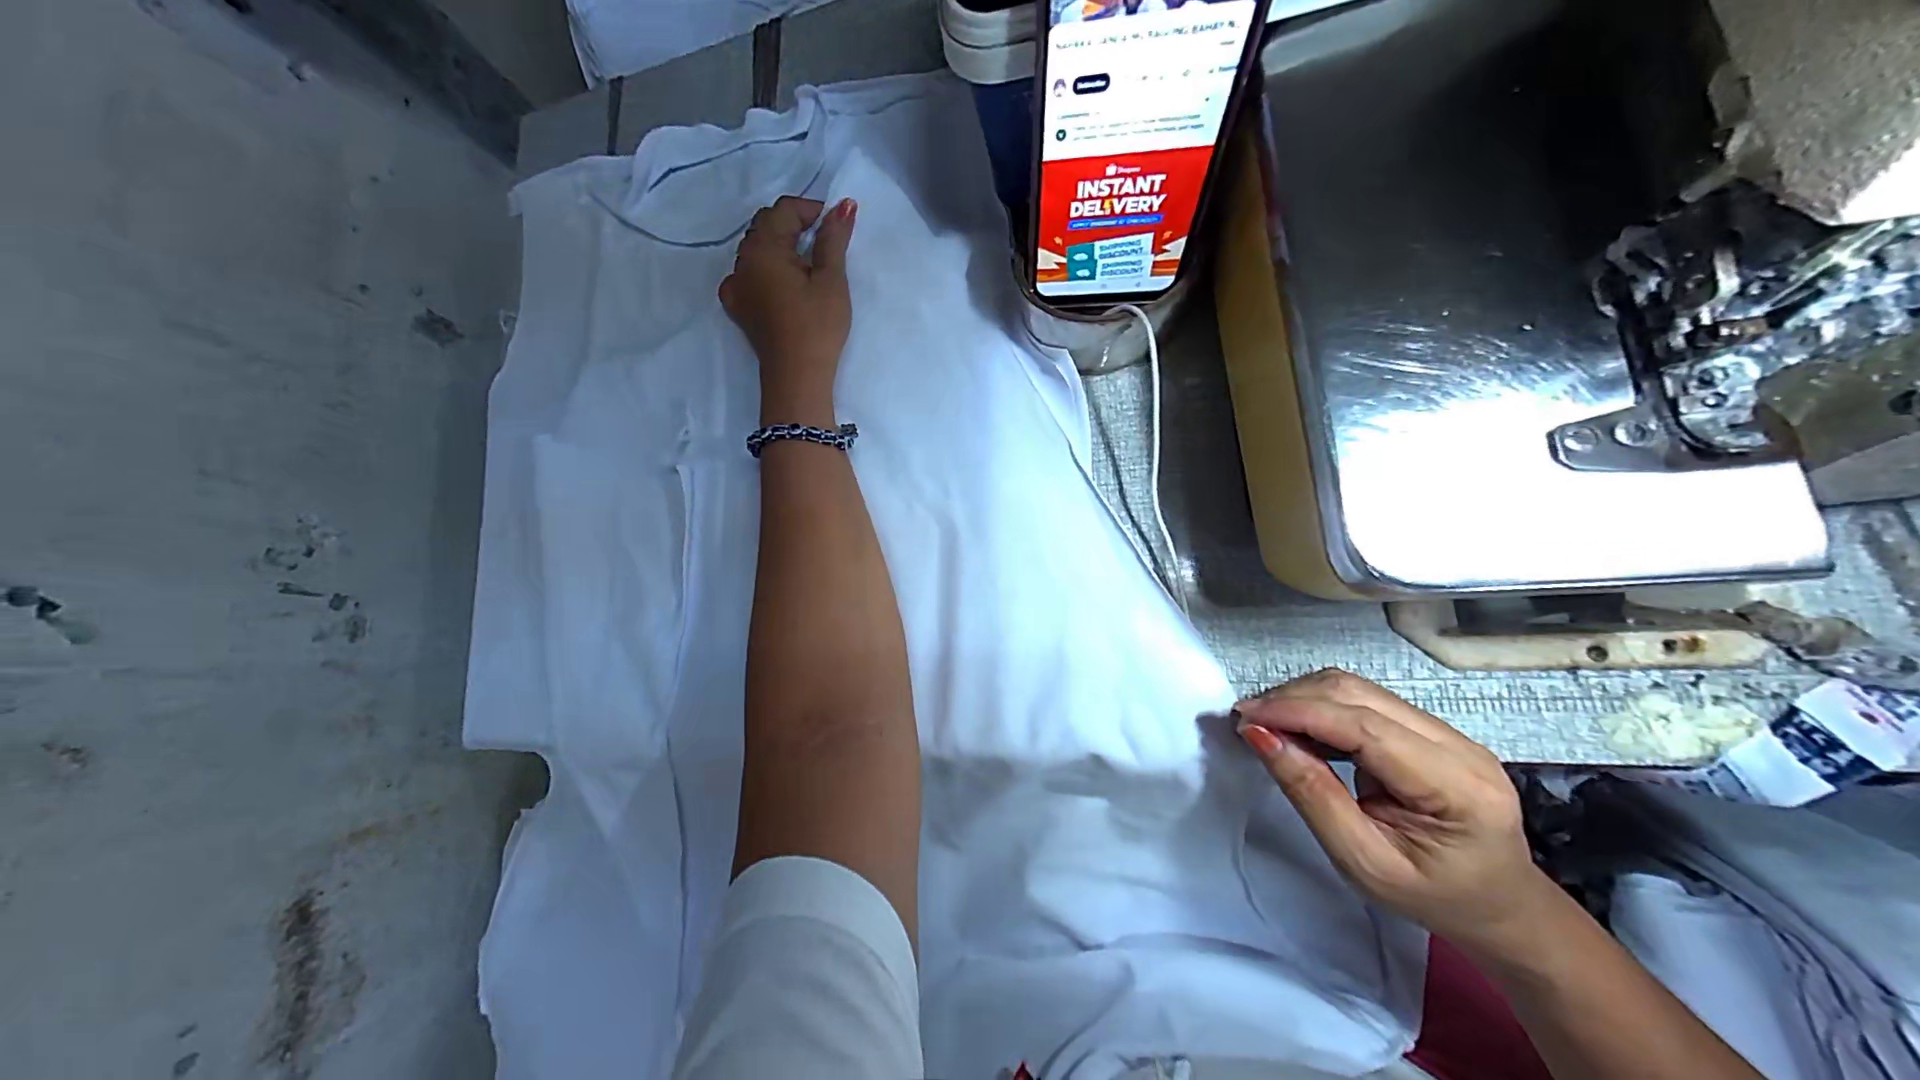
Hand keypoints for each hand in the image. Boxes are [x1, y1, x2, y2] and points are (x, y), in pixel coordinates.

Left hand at [719, 195, 857, 424]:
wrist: (797, 376)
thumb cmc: (817, 326)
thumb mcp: (831, 279)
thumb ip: (833, 239)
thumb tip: (844, 205)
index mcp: (762, 248)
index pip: (784, 211)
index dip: (812, 211)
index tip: (836, 226)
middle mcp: (741, 262)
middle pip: (766, 227)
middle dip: (795, 227)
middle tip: (825, 244)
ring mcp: (736, 286)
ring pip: (757, 251)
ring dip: (781, 248)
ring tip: (808, 266)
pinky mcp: (739, 308)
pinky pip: (750, 275)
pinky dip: (768, 271)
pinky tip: (785, 285)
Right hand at [1234, 669, 1556, 951]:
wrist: (1498, 907)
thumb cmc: (1431, 897)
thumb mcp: (1362, 861)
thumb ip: (1312, 795)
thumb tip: (1261, 736)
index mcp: (1456, 787)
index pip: (1364, 727)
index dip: (1298, 712)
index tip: (1245, 718)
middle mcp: (1460, 745)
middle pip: (1359, 694)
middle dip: (1294, 698)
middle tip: (1248, 722)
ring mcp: (1450, 731)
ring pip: (1359, 689)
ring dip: (1304, 697)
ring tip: (1268, 724)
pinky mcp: (1433, 728)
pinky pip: (1366, 701)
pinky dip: (1322, 707)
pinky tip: (1299, 728)